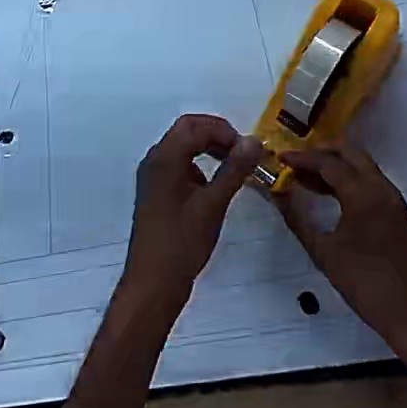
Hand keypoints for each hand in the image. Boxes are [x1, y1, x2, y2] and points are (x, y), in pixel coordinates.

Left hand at [123, 115, 261, 296]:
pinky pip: (178, 164)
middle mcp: (155, 160)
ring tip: (234, 165)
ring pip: (182, 146)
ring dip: (207, 147)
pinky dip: (198, 165)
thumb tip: (253, 141)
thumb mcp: (213, 203)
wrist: (154, 280)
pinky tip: (215, 185)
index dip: (225, 132)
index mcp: (165, 158)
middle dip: (216, 134)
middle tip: (242, 152)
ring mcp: (153, 175)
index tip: (249, 150)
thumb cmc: (183, 241)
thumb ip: (234, 169)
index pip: (196, 127)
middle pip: (186, 130)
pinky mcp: (157, 190)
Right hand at [271, 148, 406, 347]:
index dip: (302, 158)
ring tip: (305, 177)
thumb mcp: (322, 251)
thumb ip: (297, 218)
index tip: (280, 158)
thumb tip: (277, 194)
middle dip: (321, 153)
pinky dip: (348, 179)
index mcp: (363, 195)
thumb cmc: (363, 282)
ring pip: (362, 165)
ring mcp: (392, 199)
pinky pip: (369, 181)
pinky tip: (328, 193)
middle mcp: (381, 189)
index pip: (328, 163)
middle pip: (350, 153)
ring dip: (335, 165)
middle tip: (295, 161)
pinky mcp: (396, 211)